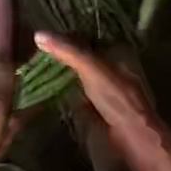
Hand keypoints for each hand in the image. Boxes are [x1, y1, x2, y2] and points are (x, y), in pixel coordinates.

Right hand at [33, 33, 170, 153]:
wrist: (133, 136)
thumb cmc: (116, 97)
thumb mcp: (90, 67)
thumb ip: (67, 51)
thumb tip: (38, 34)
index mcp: (118, 51)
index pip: (87, 37)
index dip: (66, 37)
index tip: (43, 41)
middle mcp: (114, 66)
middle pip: (83, 56)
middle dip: (63, 56)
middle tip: (37, 57)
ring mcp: (109, 87)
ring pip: (81, 74)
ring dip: (63, 74)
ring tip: (39, 72)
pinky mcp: (102, 106)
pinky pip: (80, 92)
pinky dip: (67, 91)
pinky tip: (51, 90)